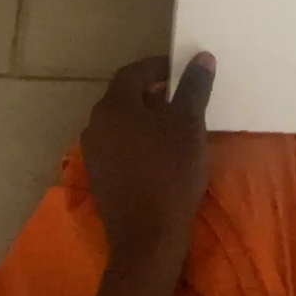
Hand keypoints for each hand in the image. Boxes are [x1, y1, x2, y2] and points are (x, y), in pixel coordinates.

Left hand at [82, 53, 215, 264]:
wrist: (148, 237)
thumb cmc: (170, 172)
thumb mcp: (189, 124)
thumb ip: (194, 87)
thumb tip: (201, 57)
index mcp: (114, 105)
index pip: (134, 72)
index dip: (158, 66)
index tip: (183, 71)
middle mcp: (95, 124)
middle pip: (125, 96)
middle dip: (153, 92)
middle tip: (183, 98)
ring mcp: (93, 152)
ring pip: (121, 122)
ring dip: (146, 118)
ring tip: (175, 126)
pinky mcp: (98, 176)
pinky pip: (118, 145)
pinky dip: (138, 140)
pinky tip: (161, 154)